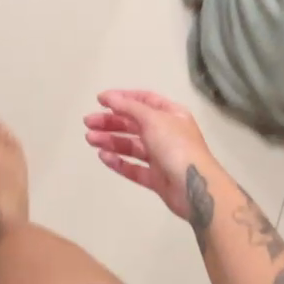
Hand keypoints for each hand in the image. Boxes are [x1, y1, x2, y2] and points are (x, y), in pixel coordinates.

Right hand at [84, 90, 220, 222]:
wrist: (195, 187)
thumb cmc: (176, 145)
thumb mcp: (152, 119)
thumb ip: (128, 107)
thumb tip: (108, 97)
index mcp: (171, 115)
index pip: (144, 100)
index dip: (122, 98)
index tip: (100, 101)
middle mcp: (166, 133)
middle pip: (134, 123)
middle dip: (110, 122)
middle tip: (88, 122)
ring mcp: (161, 157)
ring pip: (131, 146)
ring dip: (110, 141)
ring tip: (90, 139)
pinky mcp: (156, 178)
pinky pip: (134, 167)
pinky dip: (118, 162)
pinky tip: (103, 157)